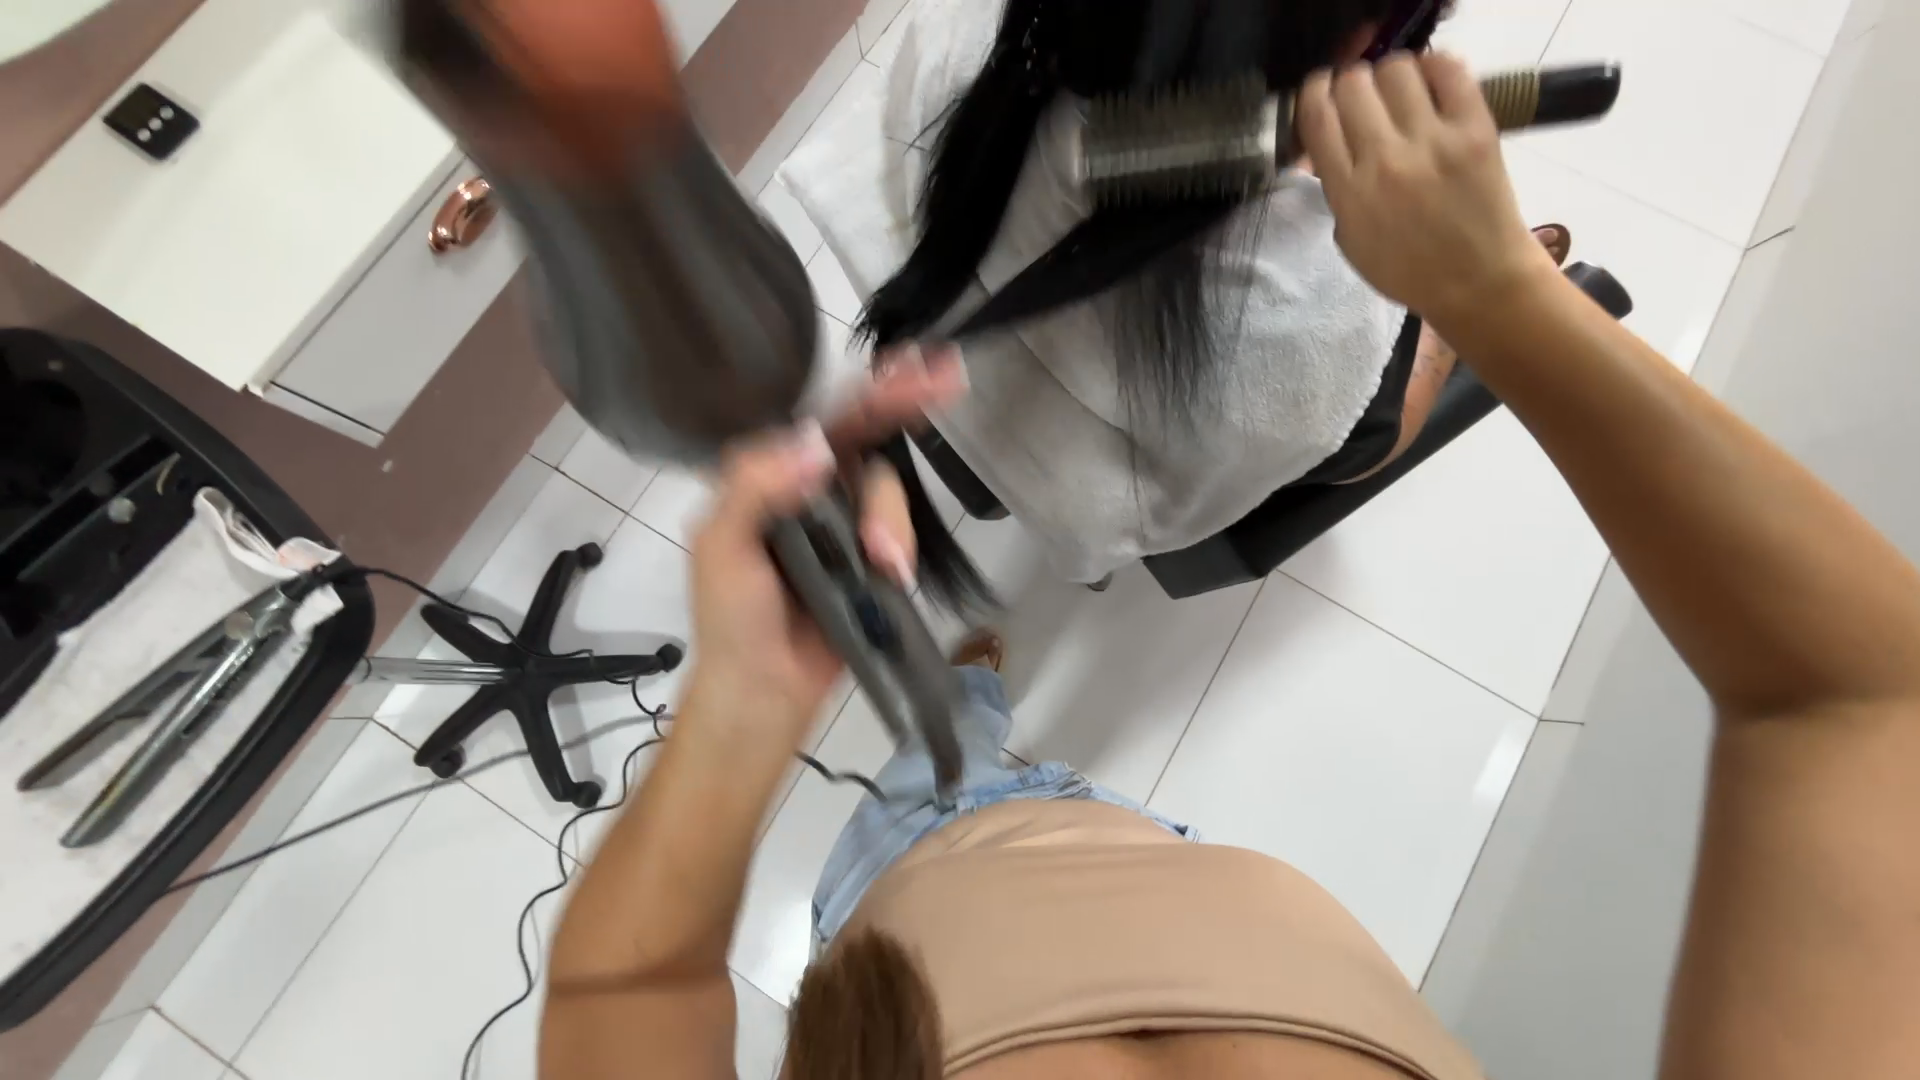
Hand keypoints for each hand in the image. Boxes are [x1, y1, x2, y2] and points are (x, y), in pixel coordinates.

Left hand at [679, 346, 966, 737]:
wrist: (766, 690)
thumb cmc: (731, 618)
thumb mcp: (721, 546)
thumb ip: (755, 487)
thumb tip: (816, 446)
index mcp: (769, 477)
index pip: (820, 420)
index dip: (865, 387)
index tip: (911, 361)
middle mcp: (811, 490)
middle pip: (865, 440)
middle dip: (904, 408)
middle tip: (949, 377)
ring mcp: (846, 526)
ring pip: (888, 491)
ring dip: (890, 520)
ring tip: (881, 564)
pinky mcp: (874, 561)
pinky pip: (900, 534)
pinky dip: (900, 547)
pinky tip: (891, 574)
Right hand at [1296, 52, 1561, 328]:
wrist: (1474, 279)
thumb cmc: (1406, 269)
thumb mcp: (1350, 239)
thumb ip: (1336, 191)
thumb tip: (1324, 149)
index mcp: (1349, 192)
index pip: (1317, 118)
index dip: (1312, 93)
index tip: (1317, 92)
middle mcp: (1385, 161)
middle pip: (1352, 86)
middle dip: (1347, 84)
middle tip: (1356, 96)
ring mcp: (1432, 141)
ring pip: (1396, 70)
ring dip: (1387, 75)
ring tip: (1394, 93)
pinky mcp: (1474, 128)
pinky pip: (1448, 70)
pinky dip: (1431, 66)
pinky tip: (1426, 83)